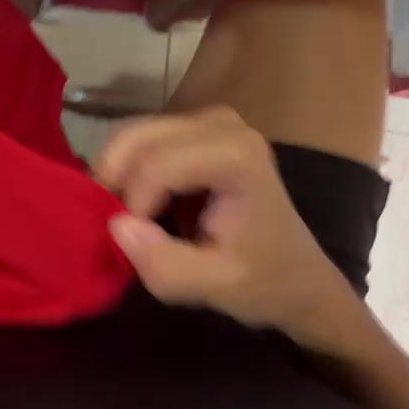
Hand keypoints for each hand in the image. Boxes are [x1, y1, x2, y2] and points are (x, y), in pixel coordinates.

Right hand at [95, 107, 355, 339]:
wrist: (299, 276)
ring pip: (133, 134)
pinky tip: (138, 204)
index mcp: (237, 154)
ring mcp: (208, 119)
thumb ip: (167, 266)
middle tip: (109, 227)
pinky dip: (127, 169)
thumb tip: (116, 226)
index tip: (134, 247)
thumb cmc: (266, 281)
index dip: (134, 205)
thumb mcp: (218, 289)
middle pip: (138, 138)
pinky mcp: (194, 127)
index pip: (158, 165)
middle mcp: (220, 123)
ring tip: (125, 218)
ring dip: (118, 175)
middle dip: (115, 182)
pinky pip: (142, 138)